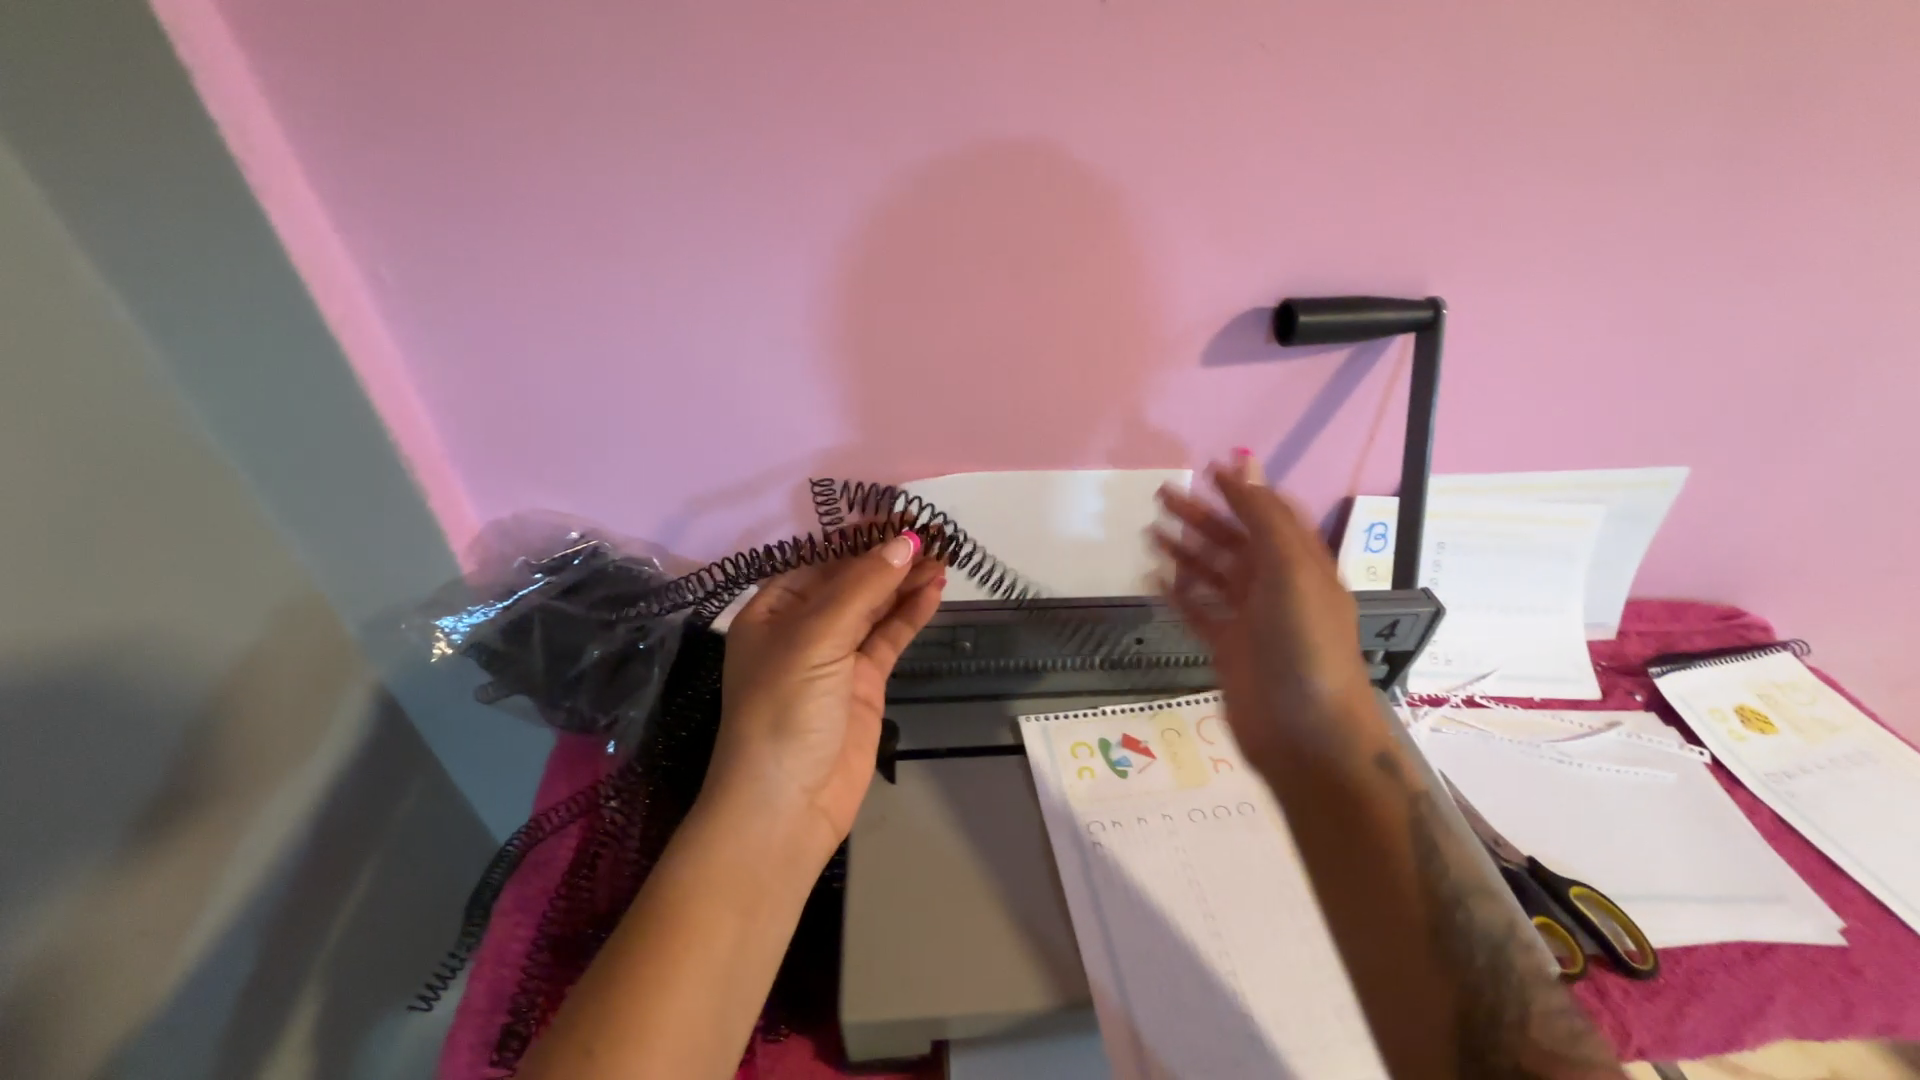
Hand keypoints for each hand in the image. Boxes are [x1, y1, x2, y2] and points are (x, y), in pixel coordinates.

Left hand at [702, 532, 943, 866]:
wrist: (787, 805)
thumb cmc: (783, 711)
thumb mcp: (815, 639)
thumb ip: (862, 588)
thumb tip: (905, 541)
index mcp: (771, 611)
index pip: (818, 560)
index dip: (856, 536)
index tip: (898, 513)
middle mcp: (802, 628)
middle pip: (850, 580)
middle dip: (887, 556)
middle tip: (933, 529)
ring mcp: (835, 657)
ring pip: (875, 607)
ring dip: (905, 581)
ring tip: (944, 553)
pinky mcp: (864, 683)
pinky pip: (889, 637)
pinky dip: (911, 613)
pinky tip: (934, 588)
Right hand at [1150, 456, 1377, 768]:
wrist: (1306, 734)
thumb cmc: (1305, 646)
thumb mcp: (1291, 571)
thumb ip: (1264, 518)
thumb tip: (1242, 464)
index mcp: (1301, 564)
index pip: (1271, 515)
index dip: (1243, 490)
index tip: (1207, 468)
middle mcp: (1276, 587)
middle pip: (1234, 541)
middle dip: (1201, 516)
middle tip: (1161, 496)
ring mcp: (1250, 620)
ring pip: (1212, 574)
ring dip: (1184, 550)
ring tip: (1150, 532)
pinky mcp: (1226, 648)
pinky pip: (1197, 612)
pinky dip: (1177, 594)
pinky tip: (1153, 578)